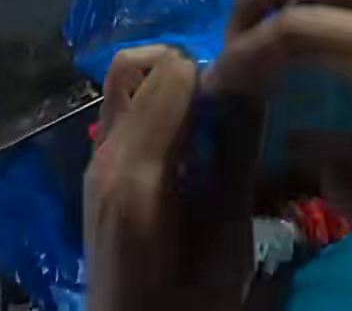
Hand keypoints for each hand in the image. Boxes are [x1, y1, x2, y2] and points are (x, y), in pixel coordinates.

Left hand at [86, 46, 259, 310]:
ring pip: (124, 77)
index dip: (209, 74)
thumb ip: (239, 159)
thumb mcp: (229, 241)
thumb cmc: (189, 304)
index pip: (170, 76)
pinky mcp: (95, 165)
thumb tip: (257, 91)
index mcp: (138, 176)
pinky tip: (181, 133)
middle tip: (219, 98)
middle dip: (183, 67)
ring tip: (200, 111)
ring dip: (164, 77)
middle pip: (137, 64)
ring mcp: (94, 160)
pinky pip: (121, 103)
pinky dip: (152, 97)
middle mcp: (106, 156)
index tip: (237, 93)